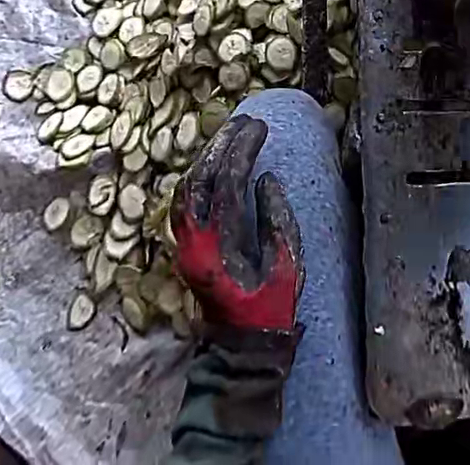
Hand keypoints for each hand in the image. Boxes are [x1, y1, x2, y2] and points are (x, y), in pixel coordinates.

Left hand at [172, 116, 302, 332]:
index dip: (243, 150)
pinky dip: (197, 174)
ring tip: (230, 132)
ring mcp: (183, 243)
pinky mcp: (183, 244)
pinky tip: (213, 160)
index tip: (260, 127)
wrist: (241, 348)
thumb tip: (265, 179)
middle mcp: (192, 241)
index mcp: (219, 247)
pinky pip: (183, 199)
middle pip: (200, 178)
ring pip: (186, 186)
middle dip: (222, 143)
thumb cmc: (270, 309)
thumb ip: (277, 220)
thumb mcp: (287, 268)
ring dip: (207, 155)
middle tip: (245, 120)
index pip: (226, 183)